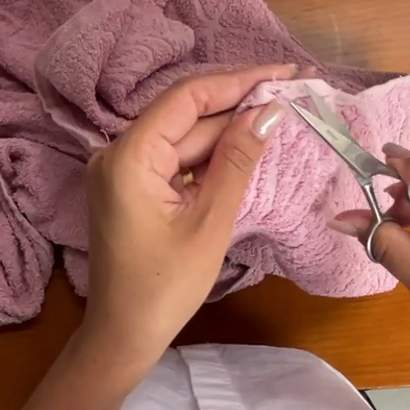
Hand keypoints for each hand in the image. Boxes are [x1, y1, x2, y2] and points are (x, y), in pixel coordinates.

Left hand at [81, 64, 293, 366]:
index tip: (284, 74)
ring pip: (182, 141)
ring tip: (278, 120)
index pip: (187, 98)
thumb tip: (270, 111)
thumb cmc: (165, 287)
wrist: (124, 335)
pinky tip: (244, 151)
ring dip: (226, 134)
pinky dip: (206, 159)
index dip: (238, 81)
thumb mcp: (209, 221)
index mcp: (129, 157)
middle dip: (237, 108)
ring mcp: (120, 173)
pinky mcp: (129, 191)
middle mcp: (117, 155)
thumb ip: (238, 160)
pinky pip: (173, 163)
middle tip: (292, 97)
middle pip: (185, 118)